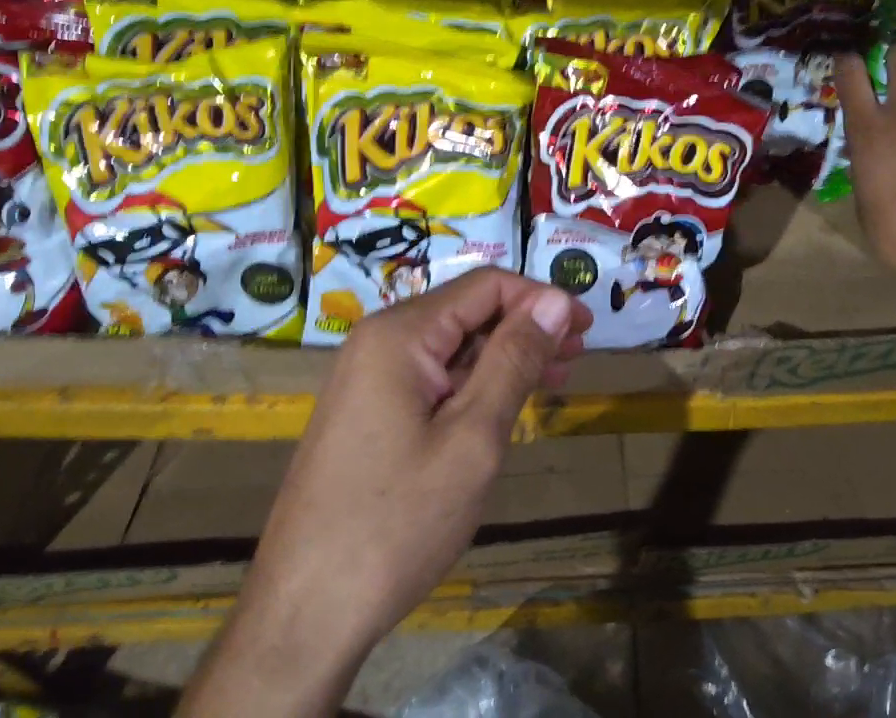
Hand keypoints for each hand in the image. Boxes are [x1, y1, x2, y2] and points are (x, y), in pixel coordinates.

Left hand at [180, 269, 589, 717]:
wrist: (307, 609)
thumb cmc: (399, 521)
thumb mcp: (473, 437)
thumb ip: (514, 360)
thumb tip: (556, 301)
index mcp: (400, 335)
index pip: (486, 287)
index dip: (542, 300)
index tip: (588, 330)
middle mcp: (377, 344)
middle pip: (466, 312)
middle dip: (526, 327)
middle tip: (579, 357)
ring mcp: (366, 381)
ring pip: (451, 348)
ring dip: (505, 357)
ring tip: (556, 380)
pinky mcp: (366, 415)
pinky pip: (430, 379)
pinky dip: (474, 385)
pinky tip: (505, 406)